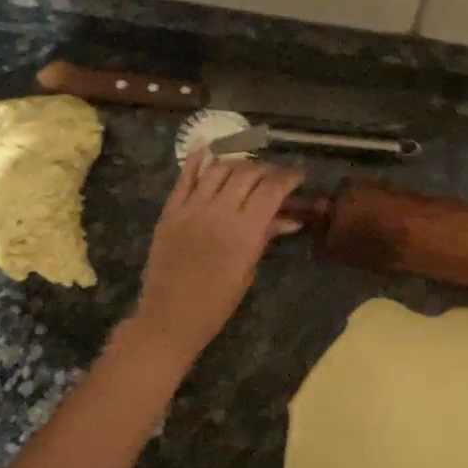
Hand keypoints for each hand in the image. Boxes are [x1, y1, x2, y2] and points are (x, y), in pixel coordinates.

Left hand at [130, 149, 305, 361]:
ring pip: (219, 168)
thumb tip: (291, 218)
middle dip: (266, 170)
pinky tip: (210, 148)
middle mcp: (218, 213)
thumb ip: (266, 237)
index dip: (288, 177)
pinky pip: (185, 175)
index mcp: (244, 233)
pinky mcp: (170, 210)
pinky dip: (198, 158)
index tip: (298, 175)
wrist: (169, 318)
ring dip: (238, 163)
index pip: (271, 190)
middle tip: (274, 177)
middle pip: (247, 173)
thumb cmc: (216, 304)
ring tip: (247, 169)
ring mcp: (191, 209)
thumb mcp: (248, 271)